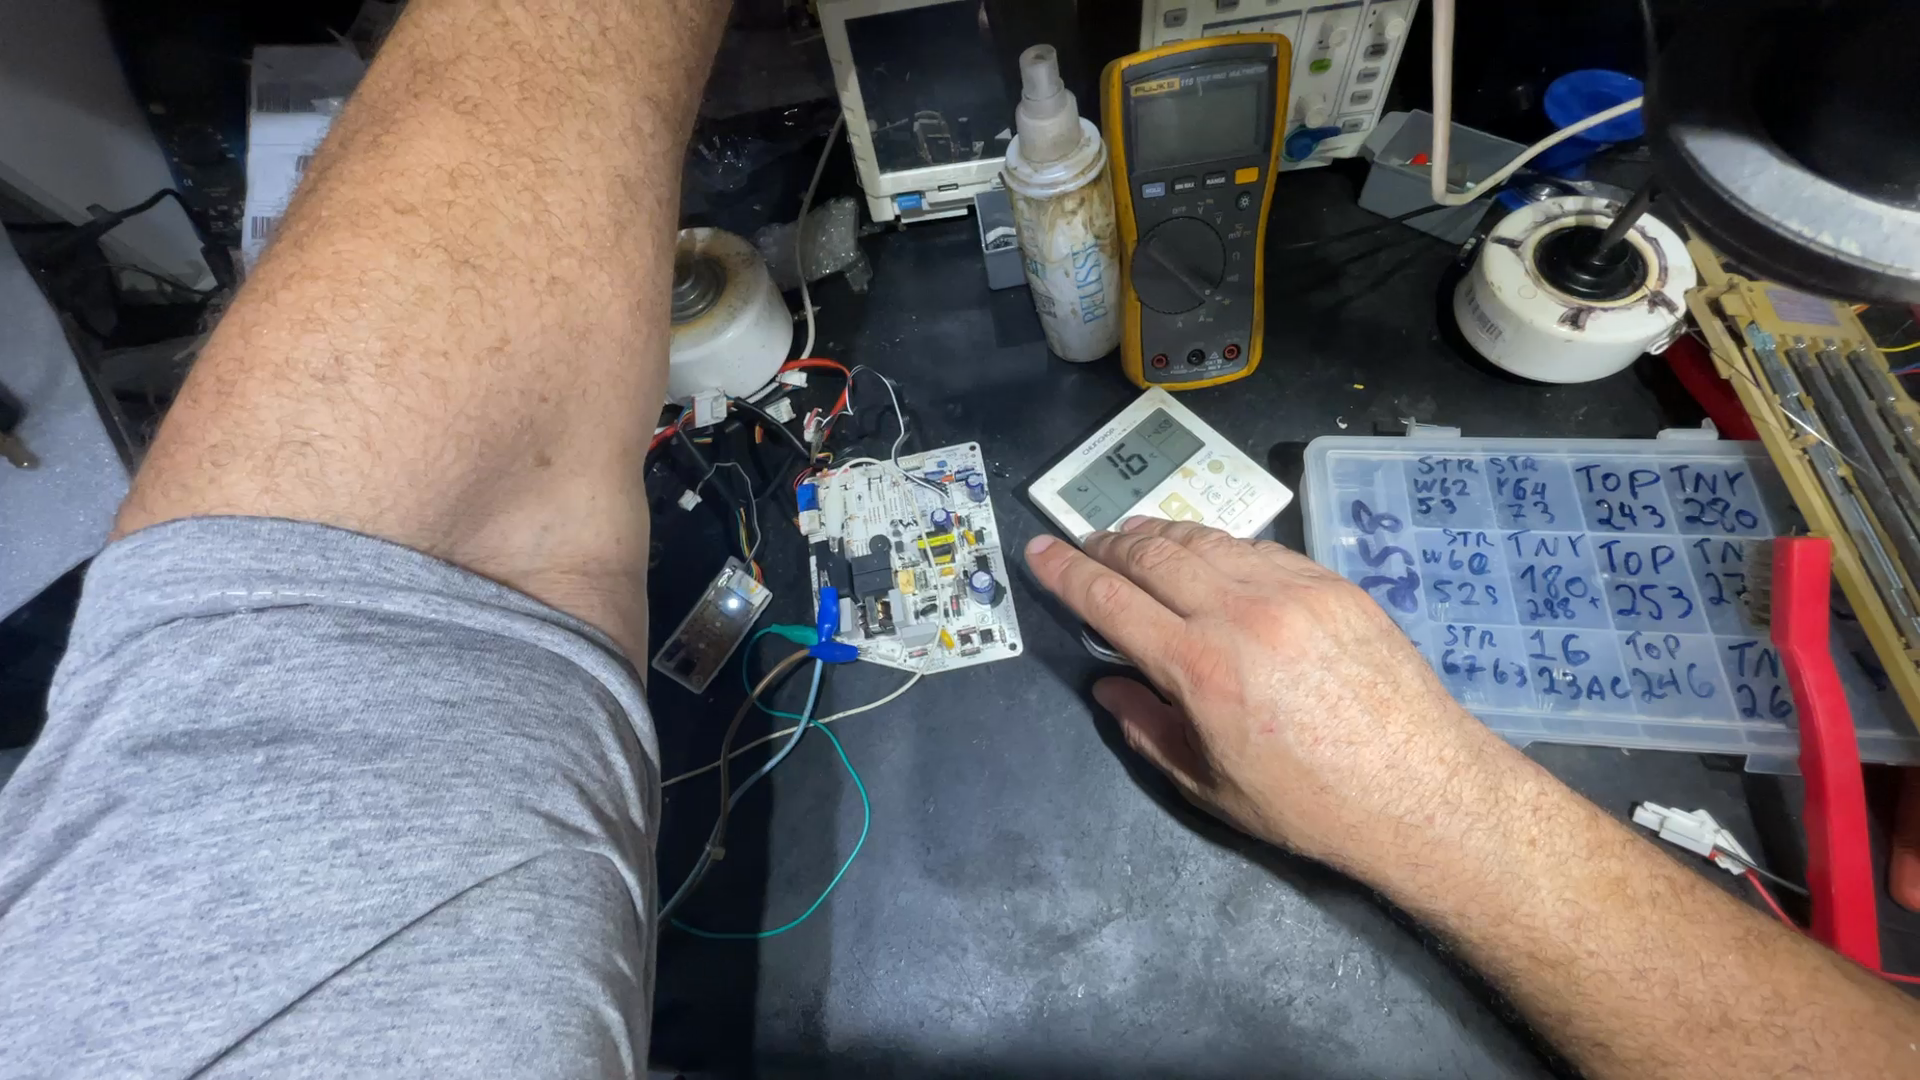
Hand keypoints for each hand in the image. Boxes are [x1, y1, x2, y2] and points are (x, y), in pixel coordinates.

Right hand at [1024, 517, 1517, 878]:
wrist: (1427, 795)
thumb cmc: (1306, 803)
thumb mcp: (1206, 786)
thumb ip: (1143, 726)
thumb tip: (1106, 682)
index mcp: (1199, 668)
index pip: (1109, 600)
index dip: (1065, 571)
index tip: (1038, 549)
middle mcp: (1238, 614)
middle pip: (1149, 555)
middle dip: (1105, 545)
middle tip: (1085, 547)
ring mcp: (1289, 590)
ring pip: (1200, 540)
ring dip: (1154, 536)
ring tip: (1131, 540)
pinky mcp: (1329, 583)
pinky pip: (1253, 546)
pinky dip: (1212, 544)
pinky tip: (1204, 556)